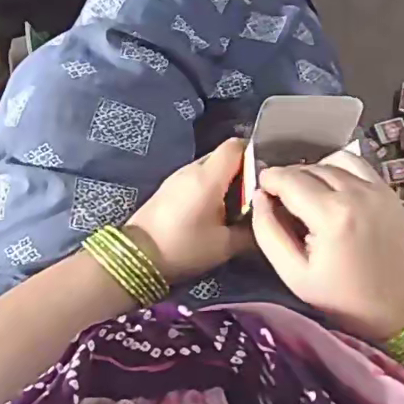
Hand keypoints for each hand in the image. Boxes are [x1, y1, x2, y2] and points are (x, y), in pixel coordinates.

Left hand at [124, 137, 256, 283]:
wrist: (136, 257)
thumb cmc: (184, 248)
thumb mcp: (225, 245)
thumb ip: (251, 230)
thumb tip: (267, 219)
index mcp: (208, 177)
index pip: (236, 146)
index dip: (254, 154)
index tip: (265, 176)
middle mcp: (191, 169)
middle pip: (223, 155)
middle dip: (242, 170)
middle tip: (254, 196)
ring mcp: (176, 177)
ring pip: (210, 168)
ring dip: (225, 181)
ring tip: (236, 207)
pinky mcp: (168, 189)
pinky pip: (196, 178)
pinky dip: (210, 188)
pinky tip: (214, 212)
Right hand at [252, 150, 403, 341]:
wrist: (399, 307)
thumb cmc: (341, 297)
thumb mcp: (293, 274)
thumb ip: (268, 232)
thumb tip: (260, 198)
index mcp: (331, 216)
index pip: (289, 179)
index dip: (268, 180)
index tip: (261, 191)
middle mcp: (356, 193)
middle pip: (309, 168)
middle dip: (288, 178)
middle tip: (279, 199)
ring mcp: (376, 189)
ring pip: (331, 162)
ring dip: (312, 171)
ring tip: (304, 194)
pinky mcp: (388, 191)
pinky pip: (356, 164)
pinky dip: (337, 169)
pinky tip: (330, 189)